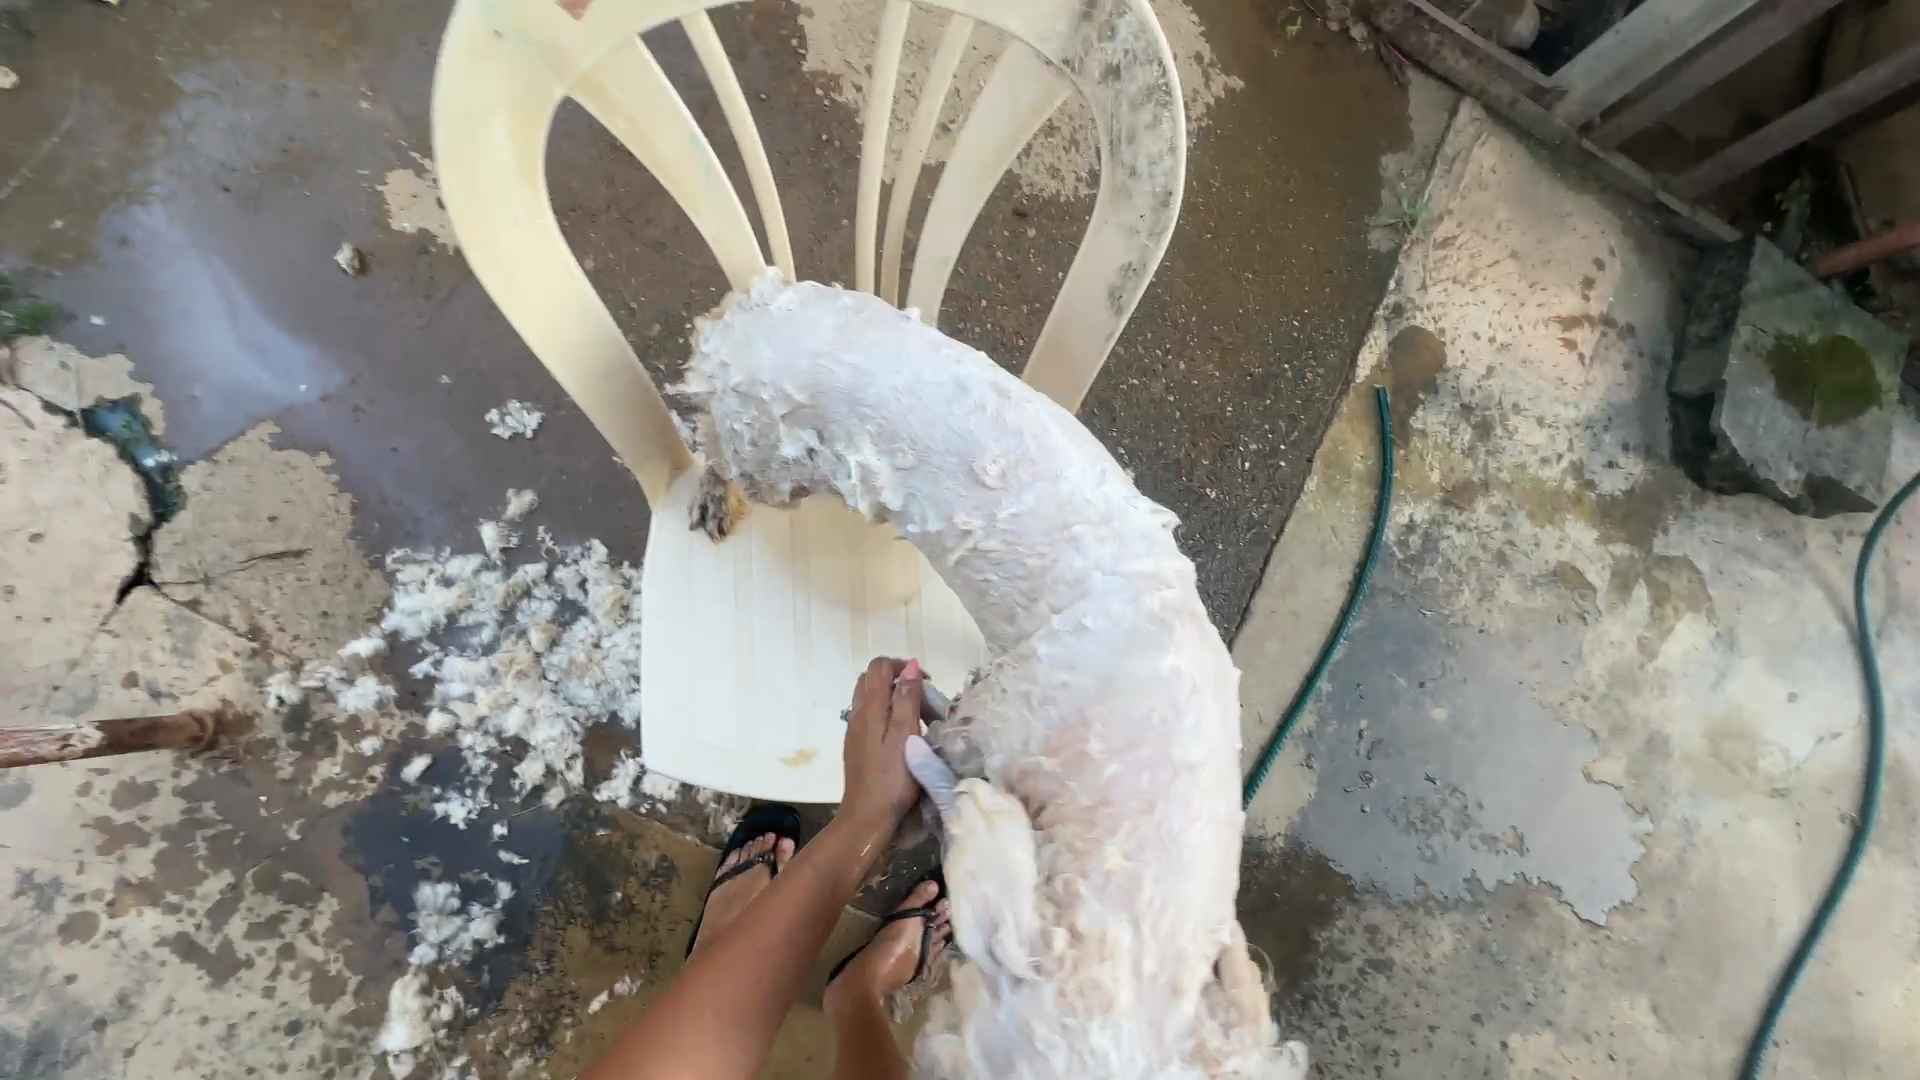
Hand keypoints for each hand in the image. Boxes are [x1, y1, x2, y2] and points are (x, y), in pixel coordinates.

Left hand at [840, 656, 923, 834]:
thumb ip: (906, 698)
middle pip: (872, 680)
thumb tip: (909, 665)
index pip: (879, 666)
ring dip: (894, 698)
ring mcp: (855, 731)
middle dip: (898, 679)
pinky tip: (905, 736)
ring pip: (871, 699)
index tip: (926, 683)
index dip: (902, 666)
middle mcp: (857, 714)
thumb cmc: (892, 778)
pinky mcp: (858, 747)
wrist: (867, 818)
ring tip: (918, 718)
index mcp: (869, 708)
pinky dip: (889, 716)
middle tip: (923, 699)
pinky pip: (872, 718)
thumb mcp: (905, 735)